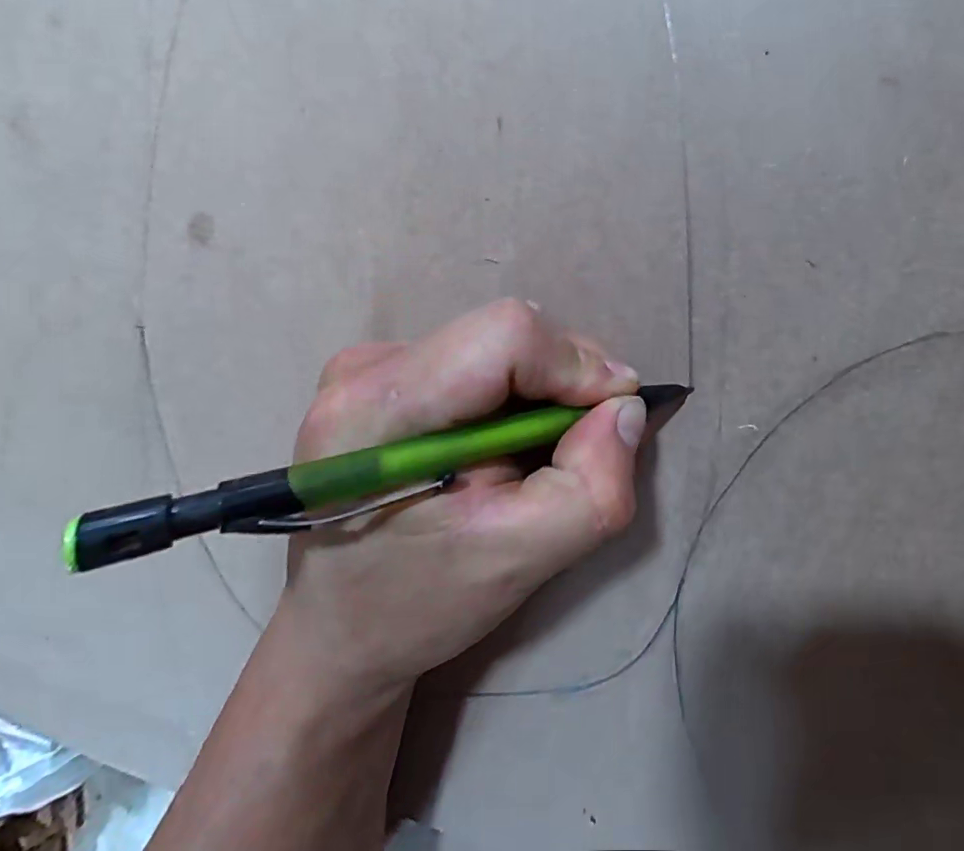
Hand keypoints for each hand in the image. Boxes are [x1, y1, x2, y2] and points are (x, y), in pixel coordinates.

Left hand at [268, 299, 646, 694]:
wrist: (338, 630)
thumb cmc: (423, 602)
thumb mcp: (528, 558)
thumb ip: (596, 483)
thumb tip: (625, 409)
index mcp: (382, 410)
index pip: (508, 336)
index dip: (576, 366)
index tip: (611, 416)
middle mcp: (367, 368)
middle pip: (510, 333)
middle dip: (569, 381)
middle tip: (583, 444)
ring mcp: (372, 365)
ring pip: (503, 342)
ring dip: (548, 388)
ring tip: (541, 452)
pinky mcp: (386, 373)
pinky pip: (485, 356)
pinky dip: (521, 392)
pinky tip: (507, 444)